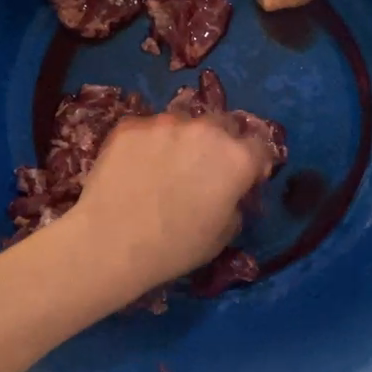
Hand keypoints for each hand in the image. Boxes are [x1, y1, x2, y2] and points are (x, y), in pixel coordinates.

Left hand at [65, 114, 272, 287]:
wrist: (110, 242)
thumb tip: (231, 192)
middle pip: (224, 124)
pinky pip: (148, 129)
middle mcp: (206, 130)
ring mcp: (165, 122)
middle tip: (203, 169)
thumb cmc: (174, 248)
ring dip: (182, 140)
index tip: (243, 178)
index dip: (253, 163)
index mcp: (237, 158)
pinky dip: (147, 143)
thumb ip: (235, 204)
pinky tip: (134, 167)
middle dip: (220, 143)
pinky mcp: (130, 124)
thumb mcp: (222, 235)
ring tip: (163, 167)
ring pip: (183, 123)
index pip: (260, 147)